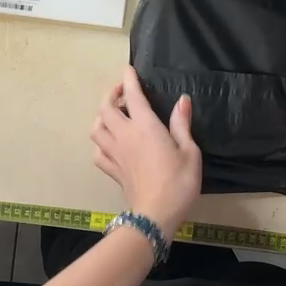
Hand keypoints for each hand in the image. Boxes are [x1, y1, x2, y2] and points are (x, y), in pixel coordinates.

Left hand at [91, 67, 201, 231]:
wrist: (156, 215)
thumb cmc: (179, 182)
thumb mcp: (190, 152)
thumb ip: (182, 124)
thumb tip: (182, 100)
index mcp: (145, 127)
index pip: (133, 96)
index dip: (129, 80)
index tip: (129, 70)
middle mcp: (125, 135)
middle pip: (106, 108)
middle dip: (111, 94)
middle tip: (122, 91)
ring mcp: (115, 153)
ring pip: (96, 128)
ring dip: (101, 116)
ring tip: (113, 115)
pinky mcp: (112, 170)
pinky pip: (98, 152)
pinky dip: (100, 143)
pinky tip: (109, 143)